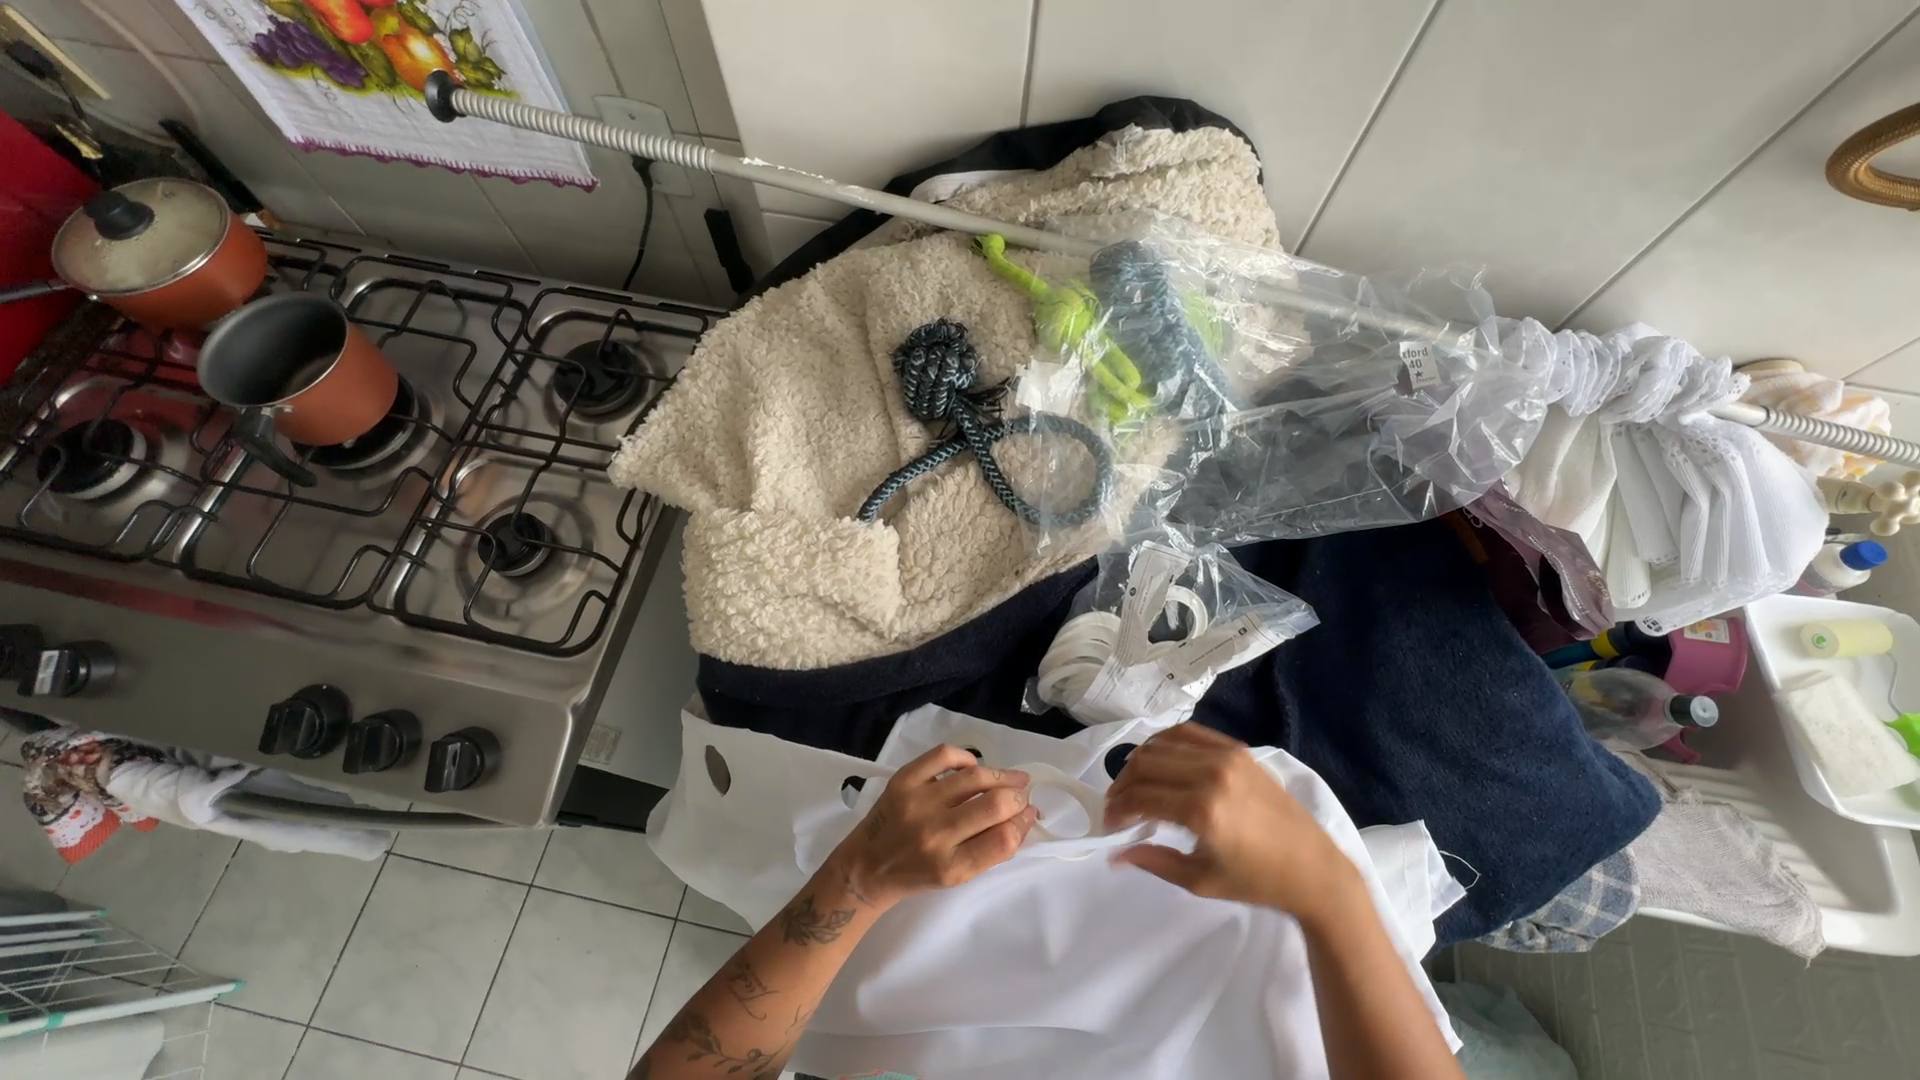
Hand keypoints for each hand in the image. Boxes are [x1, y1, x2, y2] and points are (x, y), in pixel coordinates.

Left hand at [829, 745, 1038, 910]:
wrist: (867, 866)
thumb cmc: (917, 875)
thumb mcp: (957, 876)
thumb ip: (992, 849)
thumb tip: (1025, 815)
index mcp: (950, 866)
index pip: (1003, 840)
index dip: (1023, 823)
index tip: (1029, 813)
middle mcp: (934, 834)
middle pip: (993, 805)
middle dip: (1017, 796)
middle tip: (1021, 794)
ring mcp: (917, 802)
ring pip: (974, 776)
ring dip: (1001, 775)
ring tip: (1011, 778)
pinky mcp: (903, 780)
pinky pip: (944, 755)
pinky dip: (965, 758)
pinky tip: (972, 767)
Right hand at [1104, 723, 1358, 923]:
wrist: (1314, 868)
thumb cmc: (1257, 882)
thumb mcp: (1199, 880)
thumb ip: (1153, 861)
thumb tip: (1115, 855)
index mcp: (1202, 811)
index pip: (1140, 797)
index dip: (1117, 809)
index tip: (1110, 825)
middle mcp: (1211, 775)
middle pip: (1145, 764)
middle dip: (1122, 786)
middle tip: (1118, 807)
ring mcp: (1226, 757)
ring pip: (1162, 744)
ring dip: (1139, 763)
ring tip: (1135, 785)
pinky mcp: (1238, 750)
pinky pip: (1189, 733)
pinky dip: (1165, 742)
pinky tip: (1158, 759)